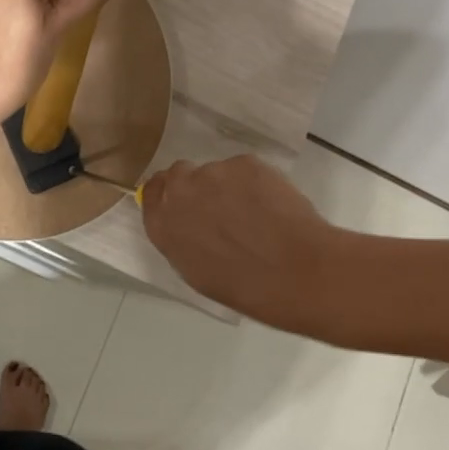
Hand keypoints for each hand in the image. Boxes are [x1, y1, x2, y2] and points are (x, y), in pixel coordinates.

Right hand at [141, 156, 346, 329]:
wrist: (296, 272)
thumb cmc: (244, 287)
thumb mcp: (195, 271)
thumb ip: (180, 240)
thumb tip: (187, 225)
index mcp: (163, 224)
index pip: (152, 193)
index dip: (167, 195)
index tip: (183, 202)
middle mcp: (180, 191)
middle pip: (180, 175)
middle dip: (197, 187)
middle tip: (222, 208)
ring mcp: (213, 172)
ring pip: (216, 172)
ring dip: (229, 187)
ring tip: (257, 214)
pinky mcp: (246, 162)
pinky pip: (245, 169)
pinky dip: (256, 183)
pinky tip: (274, 207)